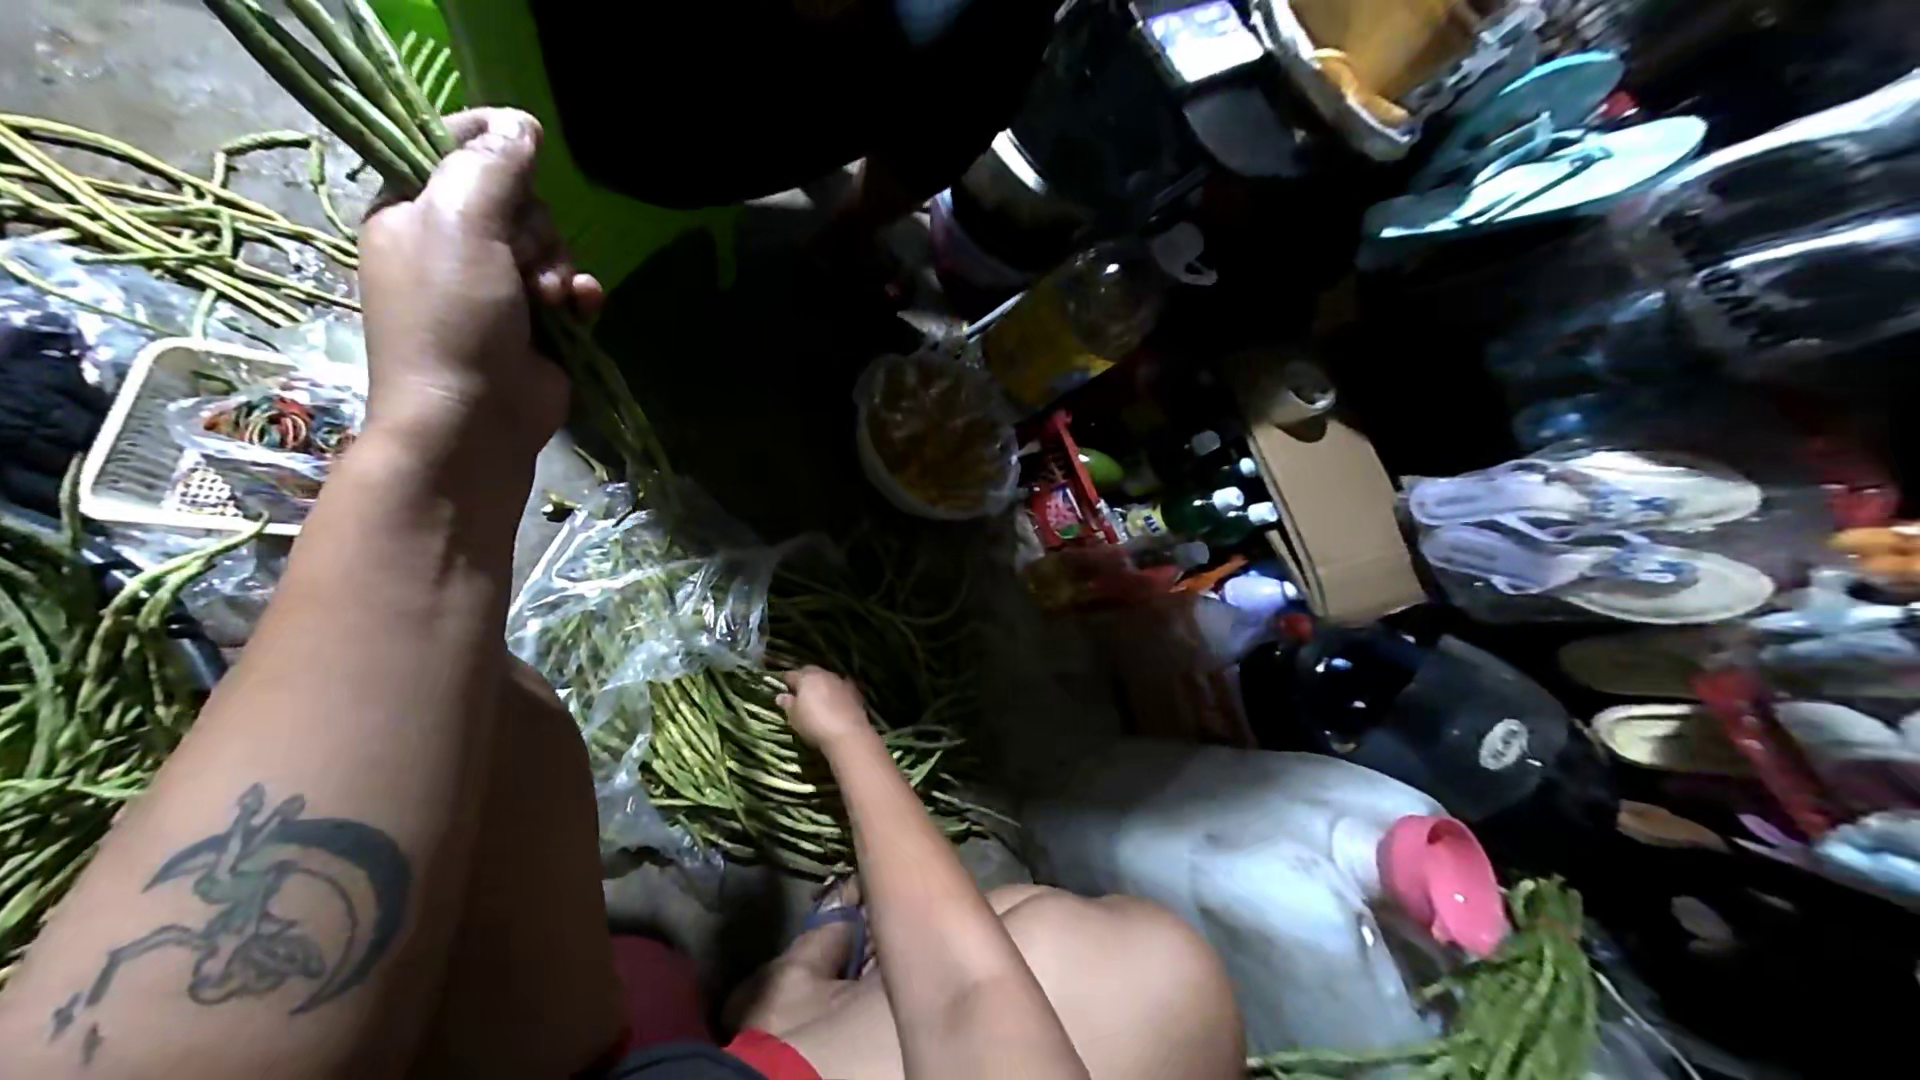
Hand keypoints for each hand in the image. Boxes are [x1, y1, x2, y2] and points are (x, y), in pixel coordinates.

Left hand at [358, 109, 603, 458]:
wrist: (477, 415)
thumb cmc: (452, 317)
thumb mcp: (458, 225)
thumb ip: (490, 167)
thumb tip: (523, 123)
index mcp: (414, 210)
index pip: (450, 148)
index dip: (489, 146)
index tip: (520, 155)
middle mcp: (456, 243)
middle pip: (516, 199)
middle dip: (534, 228)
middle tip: (522, 260)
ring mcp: (501, 286)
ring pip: (551, 245)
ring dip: (559, 267)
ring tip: (549, 299)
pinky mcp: (540, 321)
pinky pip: (572, 286)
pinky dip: (579, 295)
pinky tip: (580, 309)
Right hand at [777, 667, 873, 751]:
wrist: (848, 734)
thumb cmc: (814, 724)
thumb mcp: (794, 717)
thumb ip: (788, 704)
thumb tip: (781, 696)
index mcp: (807, 678)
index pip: (792, 674)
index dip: (786, 681)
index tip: (783, 688)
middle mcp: (825, 675)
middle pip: (812, 672)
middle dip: (805, 679)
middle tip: (799, 692)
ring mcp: (842, 682)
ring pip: (828, 679)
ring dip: (822, 685)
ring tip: (817, 698)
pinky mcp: (855, 692)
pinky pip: (840, 688)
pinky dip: (835, 693)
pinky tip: (833, 703)